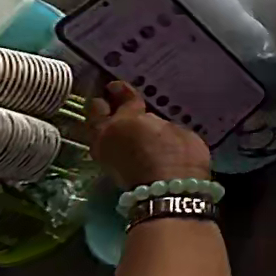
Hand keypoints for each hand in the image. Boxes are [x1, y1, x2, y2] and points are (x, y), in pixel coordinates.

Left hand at [87, 81, 212, 190]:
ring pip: (96, 128)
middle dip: (105, 102)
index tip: (119, 83)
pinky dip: (111, 137)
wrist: (169, 192)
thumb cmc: (179, 154)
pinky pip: (104, 143)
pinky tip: (123, 135)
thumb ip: (154, 120)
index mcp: (125, 117)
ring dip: (105, 121)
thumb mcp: (174, 129)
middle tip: (113, 97)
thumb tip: (146, 120)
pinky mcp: (105, 167)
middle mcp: (106, 132)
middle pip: (96, 110)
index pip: (122, 96)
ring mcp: (102, 151)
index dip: (122, 89)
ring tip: (118, 116)